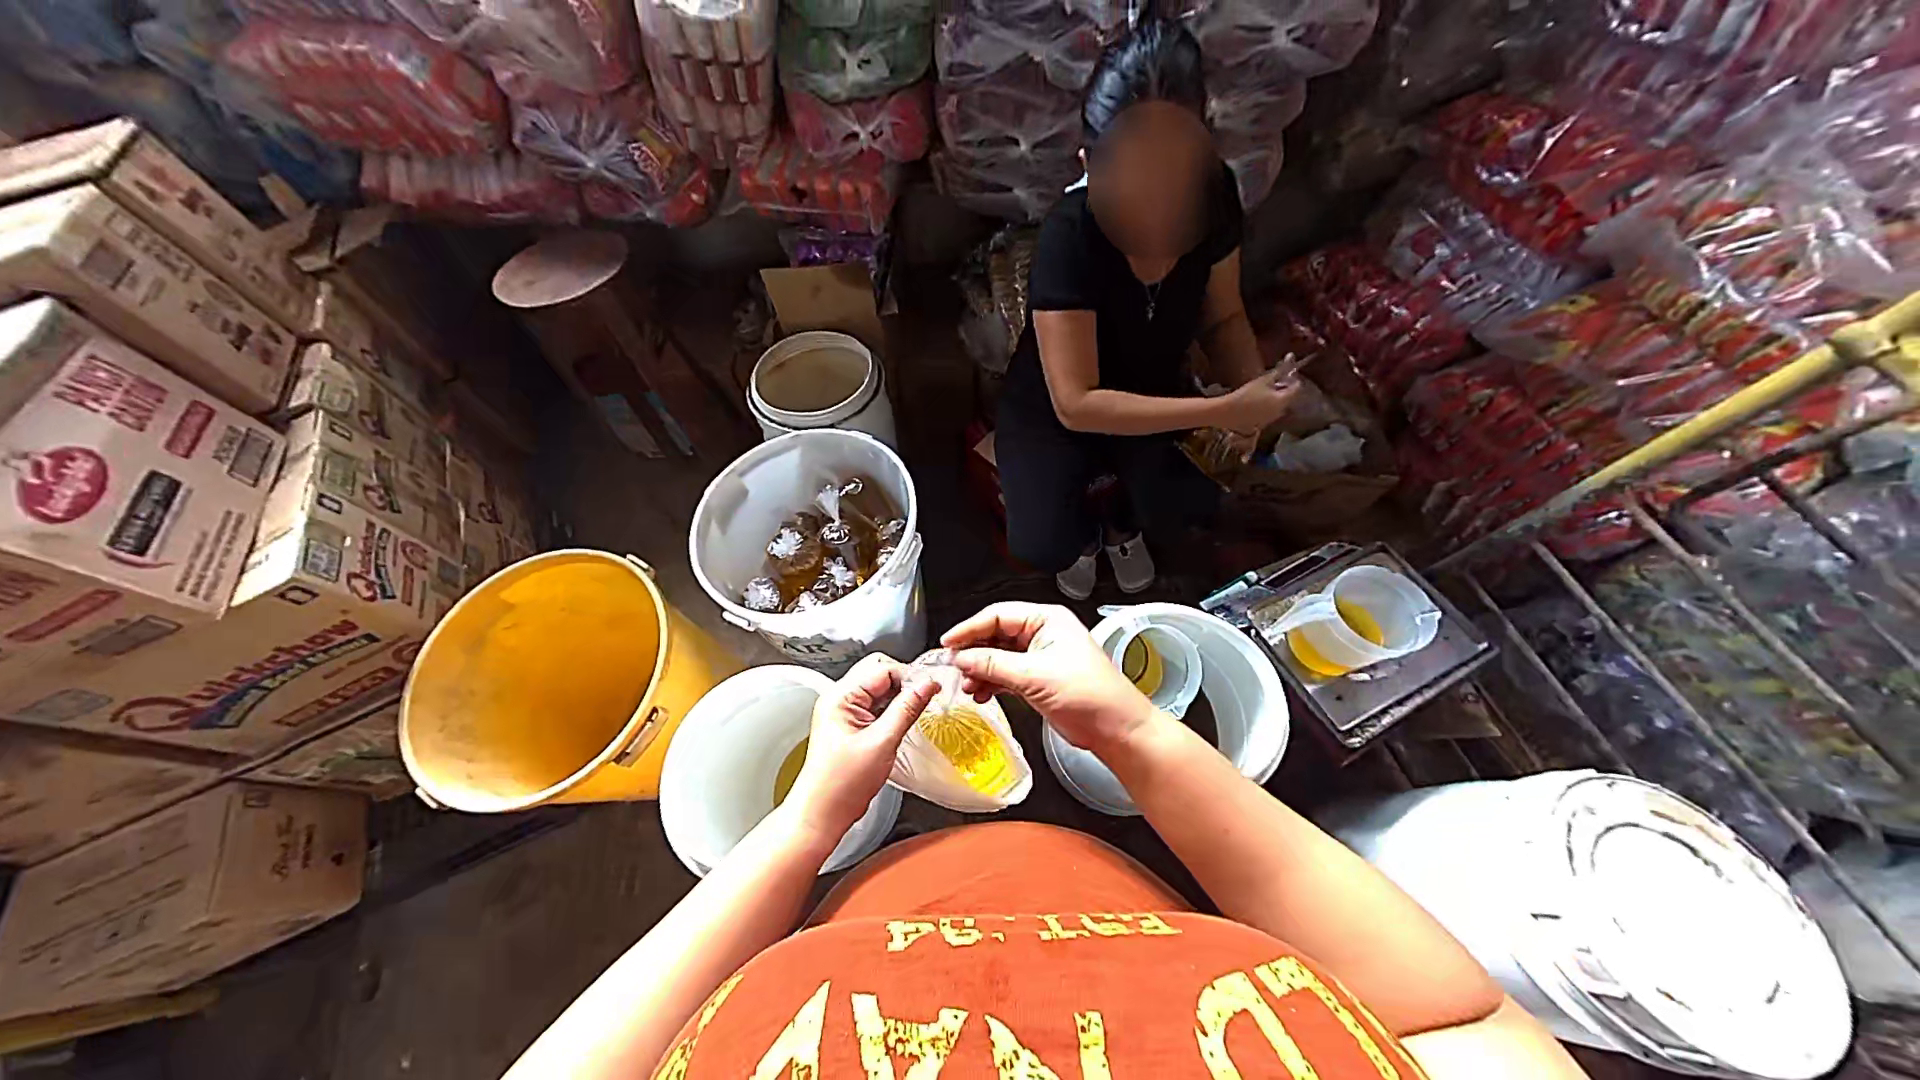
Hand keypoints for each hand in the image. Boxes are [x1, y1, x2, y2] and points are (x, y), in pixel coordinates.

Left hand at [782, 654, 936, 841]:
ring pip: (878, 689)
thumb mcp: (882, 743)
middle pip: (879, 673)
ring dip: (898, 698)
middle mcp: (838, 699)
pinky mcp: (849, 725)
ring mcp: (843, 712)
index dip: (909, 677)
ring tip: (913, 715)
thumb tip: (927, 685)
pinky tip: (900, 724)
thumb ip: (907, 709)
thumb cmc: (841, 785)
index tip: (930, 689)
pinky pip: (874, 706)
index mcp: (840, 697)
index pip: (882, 669)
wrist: (821, 814)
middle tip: (924, 699)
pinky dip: (891, 710)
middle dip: (904, 683)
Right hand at [942, 602, 1157, 756]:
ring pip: (998, 655)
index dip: (969, 629)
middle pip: (995, 635)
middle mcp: (1043, 633)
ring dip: (980, 669)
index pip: (997, 615)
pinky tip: (980, 692)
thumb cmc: (1093, 697)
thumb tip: (963, 657)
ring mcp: (1041, 656)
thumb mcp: (1034, 676)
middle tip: (952, 665)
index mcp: (1047, 620)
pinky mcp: (1039, 677)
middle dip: (973, 651)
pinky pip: (1006, 673)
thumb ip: (993, 664)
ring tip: (967, 683)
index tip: (948, 643)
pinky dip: (991, 682)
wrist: (1117, 729)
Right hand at [1213, 370, 1300, 434]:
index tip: (1286, 374)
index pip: (1296, 389)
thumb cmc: (1245, 394)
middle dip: (1283, 391)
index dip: (1293, 380)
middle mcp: (1280, 412)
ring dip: (1274, 400)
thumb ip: (1279, 371)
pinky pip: (1267, 415)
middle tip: (1274, 383)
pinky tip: (1255, 404)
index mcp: (1282, 400)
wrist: (1226, 413)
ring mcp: (1270, 420)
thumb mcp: (1263, 380)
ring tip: (1264, 393)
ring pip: (1277, 408)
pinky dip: (1265, 409)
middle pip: (1287, 399)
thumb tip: (1291, 356)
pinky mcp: (1260, 425)